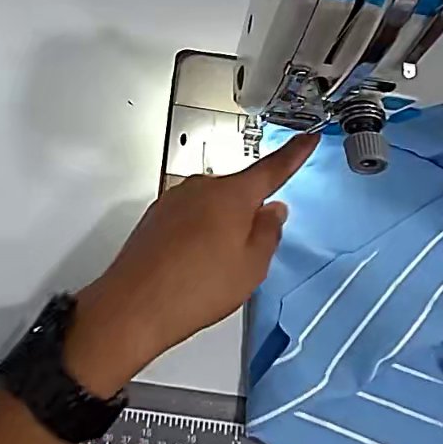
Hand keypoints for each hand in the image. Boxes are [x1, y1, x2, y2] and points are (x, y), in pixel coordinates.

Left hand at [65, 132, 319, 394]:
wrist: (134, 306)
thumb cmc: (196, 288)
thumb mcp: (251, 267)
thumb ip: (269, 232)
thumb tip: (273, 209)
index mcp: (232, 194)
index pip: (273, 168)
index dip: (295, 153)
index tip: (308, 138)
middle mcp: (202, 186)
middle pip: (238, 193)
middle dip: (247, 218)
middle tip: (242, 258)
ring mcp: (175, 197)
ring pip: (212, 206)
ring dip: (219, 228)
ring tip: (210, 269)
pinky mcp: (156, 213)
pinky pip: (189, 216)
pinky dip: (196, 235)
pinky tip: (190, 265)